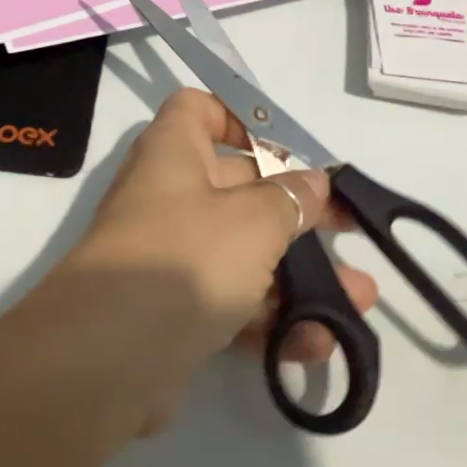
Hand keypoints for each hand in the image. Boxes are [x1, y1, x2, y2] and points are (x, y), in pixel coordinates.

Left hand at [67, 88, 378, 366]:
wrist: (107, 357)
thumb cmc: (184, 258)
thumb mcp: (252, 220)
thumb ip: (289, 198)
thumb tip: (312, 180)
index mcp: (172, 152)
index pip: (198, 109)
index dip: (240, 118)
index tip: (288, 148)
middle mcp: (167, 196)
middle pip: (237, 186)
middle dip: (296, 210)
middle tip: (349, 230)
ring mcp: (168, 256)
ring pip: (241, 252)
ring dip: (298, 274)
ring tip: (359, 298)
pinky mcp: (172, 311)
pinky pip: (229, 303)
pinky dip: (271, 318)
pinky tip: (318, 341)